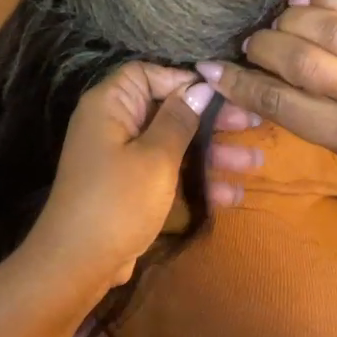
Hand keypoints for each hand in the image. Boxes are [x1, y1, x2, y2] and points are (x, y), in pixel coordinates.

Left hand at [24, 64, 255, 289]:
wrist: (79, 261)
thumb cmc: (117, 200)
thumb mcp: (155, 158)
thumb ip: (178, 121)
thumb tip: (198, 86)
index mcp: (110, 104)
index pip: (148, 74)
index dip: (184, 80)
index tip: (224, 92)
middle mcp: (113, 122)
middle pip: (166, 109)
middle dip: (210, 118)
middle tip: (253, 123)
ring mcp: (122, 155)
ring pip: (173, 143)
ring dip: (212, 152)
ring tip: (257, 161)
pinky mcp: (132, 185)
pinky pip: (167, 171)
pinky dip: (196, 180)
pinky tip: (233, 195)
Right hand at [198, 0, 336, 200]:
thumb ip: (310, 120)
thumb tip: (252, 84)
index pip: (284, 105)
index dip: (239, 84)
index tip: (210, 69)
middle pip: (302, 61)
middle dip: (262, 48)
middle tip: (250, 46)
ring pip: (329, 28)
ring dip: (290, 20)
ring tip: (277, 24)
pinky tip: (308, 1)